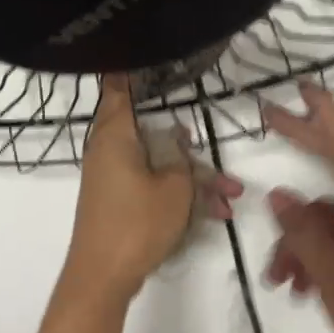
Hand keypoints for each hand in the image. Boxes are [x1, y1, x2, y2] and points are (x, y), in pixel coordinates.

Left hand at [66, 76, 242, 303]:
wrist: (103, 275)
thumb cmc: (136, 222)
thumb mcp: (174, 189)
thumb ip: (182, 162)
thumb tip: (178, 145)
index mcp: (114, 136)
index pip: (118, 91)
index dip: (129, 72)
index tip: (140, 57)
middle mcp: (108, 151)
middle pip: (148, 133)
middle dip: (186, 146)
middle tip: (209, 148)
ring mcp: (111, 177)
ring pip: (156, 165)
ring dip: (191, 179)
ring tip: (230, 196)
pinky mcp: (117, 201)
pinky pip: (150, 186)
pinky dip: (176, 195)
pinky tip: (213, 213)